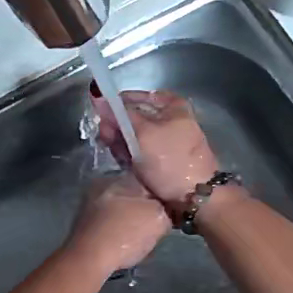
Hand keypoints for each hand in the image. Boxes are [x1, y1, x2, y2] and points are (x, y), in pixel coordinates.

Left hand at [64, 174, 170, 275]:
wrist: (88, 258)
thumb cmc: (125, 233)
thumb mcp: (159, 219)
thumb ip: (167, 209)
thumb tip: (168, 209)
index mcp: (120, 177)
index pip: (149, 179)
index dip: (163, 194)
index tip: (172, 210)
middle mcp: (102, 185)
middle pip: (134, 195)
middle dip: (146, 209)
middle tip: (158, 226)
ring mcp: (89, 205)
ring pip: (121, 211)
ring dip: (132, 223)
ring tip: (142, 240)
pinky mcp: (83, 225)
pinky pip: (110, 226)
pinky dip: (119, 234)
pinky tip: (125, 247)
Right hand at [92, 89, 219, 207]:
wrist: (194, 196)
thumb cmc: (170, 160)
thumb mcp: (143, 133)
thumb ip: (120, 115)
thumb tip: (98, 96)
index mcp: (173, 106)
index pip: (138, 96)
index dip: (118, 103)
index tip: (102, 113)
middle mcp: (171, 120)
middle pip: (135, 117)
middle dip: (118, 126)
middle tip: (104, 135)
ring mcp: (167, 141)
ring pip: (135, 136)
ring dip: (121, 142)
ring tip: (115, 152)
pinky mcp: (163, 160)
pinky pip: (140, 152)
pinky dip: (130, 155)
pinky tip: (123, 161)